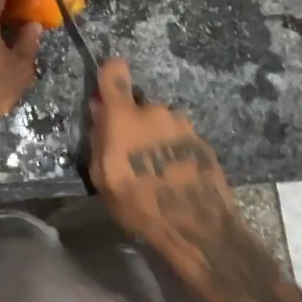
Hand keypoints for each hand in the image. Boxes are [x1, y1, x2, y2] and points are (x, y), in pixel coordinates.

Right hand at [89, 58, 238, 257]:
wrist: (198, 229)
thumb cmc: (139, 204)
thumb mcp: (102, 178)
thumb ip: (98, 139)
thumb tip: (98, 111)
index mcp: (125, 116)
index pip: (114, 72)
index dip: (109, 72)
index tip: (107, 87)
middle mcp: (155, 111)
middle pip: (139, 106)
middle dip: (134, 122)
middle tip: (132, 152)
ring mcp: (183, 125)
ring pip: (162, 122)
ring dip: (156, 136)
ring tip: (157, 169)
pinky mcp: (203, 142)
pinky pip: (180, 138)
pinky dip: (175, 150)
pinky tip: (176, 176)